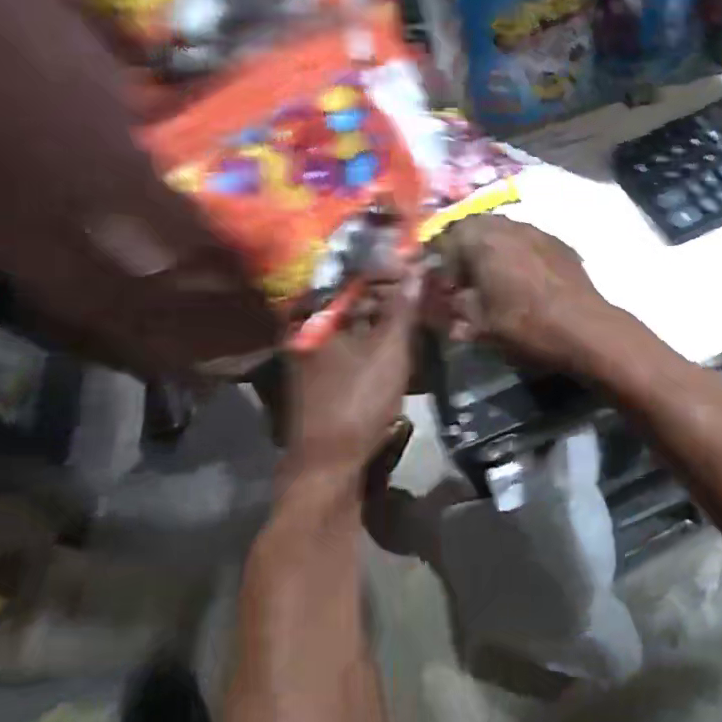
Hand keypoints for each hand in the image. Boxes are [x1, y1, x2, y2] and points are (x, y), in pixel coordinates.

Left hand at [283, 270, 418, 475]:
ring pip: (350, 319)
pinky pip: (348, 340)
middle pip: (347, 296)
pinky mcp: (320, 372)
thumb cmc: (358, 400)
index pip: (347, 272)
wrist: (329, 463)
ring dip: (380, 312)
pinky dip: (371, 334)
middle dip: (383, 288)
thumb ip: (403, 307)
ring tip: (413, 306)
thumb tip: (417, 266)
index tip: (411, 258)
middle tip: (417, 282)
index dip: (380, 263)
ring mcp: (310, 352)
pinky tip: (396, 336)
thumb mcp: (389, 350)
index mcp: (312, 316)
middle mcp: (304, 328)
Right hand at [429, 217, 621, 374]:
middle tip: (469, 278)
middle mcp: (510, 226)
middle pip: (477, 226)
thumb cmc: (525, 325)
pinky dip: (520, 253)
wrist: (585, 328)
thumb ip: (458, 308)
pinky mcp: (561, 244)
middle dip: (468, 248)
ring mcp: (539, 232)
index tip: (447, 285)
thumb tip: (451, 303)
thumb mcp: (480, 324)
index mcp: (483, 240)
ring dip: (495, 249)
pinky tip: (526, 279)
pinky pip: (530, 240)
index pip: (448, 236)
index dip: (443, 261)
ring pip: (506, 230)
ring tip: (497, 278)